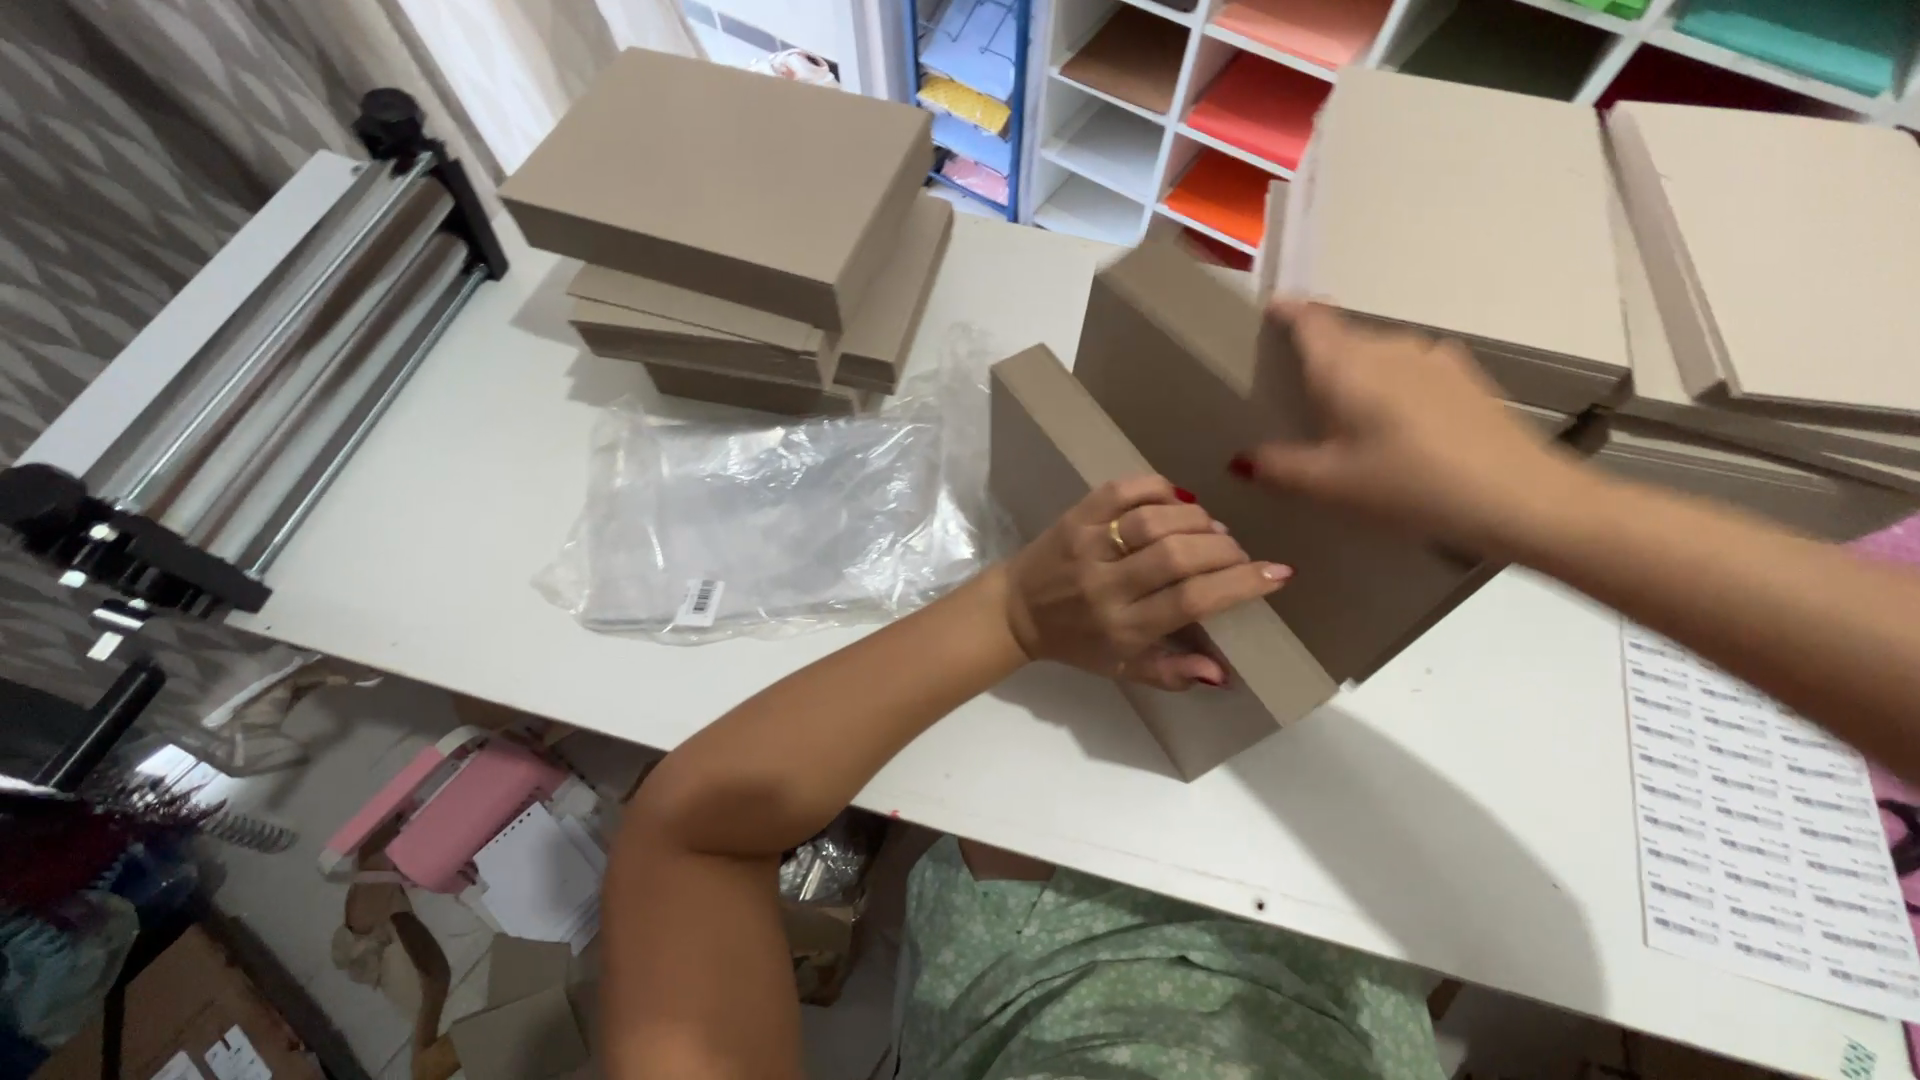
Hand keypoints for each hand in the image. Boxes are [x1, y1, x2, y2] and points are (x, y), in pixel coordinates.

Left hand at [1001, 475, 1289, 689]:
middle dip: (1223, 549)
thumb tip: (1224, 674)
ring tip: (1211, 529)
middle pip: (1178, 556)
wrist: (1015, 611)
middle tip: (1237, 552)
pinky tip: (1177, 501)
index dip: (1240, 584)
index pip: (1190, 601)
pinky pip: (1122, 490)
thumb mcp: (1121, 668)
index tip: (1277, 574)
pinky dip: (1158, 488)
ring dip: (1196, 519)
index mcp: (1122, 627)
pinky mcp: (1075, 516)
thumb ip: (1171, 673)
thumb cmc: (1076, 642)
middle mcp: (1105, 585)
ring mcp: (1087, 545)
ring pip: (1153, 520)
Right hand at [1232, 302, 1587, 553]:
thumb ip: (1279, 467)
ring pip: (1379, 353)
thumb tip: (1244, 458)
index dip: (1287, 312)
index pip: (1310, 319)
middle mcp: (1388, 347)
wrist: (1518, 497)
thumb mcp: (1331, 485)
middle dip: (1317, 353)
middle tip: (1297, 390)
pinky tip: (1396, 425)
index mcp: (1346, 365)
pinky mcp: (1464, 377)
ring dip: (1356, 372)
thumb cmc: (1408, 485)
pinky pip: (1410, 369)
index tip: (1269, 314)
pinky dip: (1390, 386)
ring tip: (1346, 415)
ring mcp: (1432, 358)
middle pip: (1343, 336)